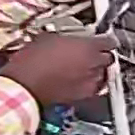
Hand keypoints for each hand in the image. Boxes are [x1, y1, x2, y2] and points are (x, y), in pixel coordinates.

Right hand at [0, 32, 116, 106]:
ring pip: (104, 73)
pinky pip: (96, 86)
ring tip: (83, 68)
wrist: (25, 84)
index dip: (106, 41)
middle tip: (91, 54)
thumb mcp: (49, 39)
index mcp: (86, 47)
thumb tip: (72, 41)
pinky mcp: (86, 94)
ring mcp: (92, 80)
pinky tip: (80, 80)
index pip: (109, 42)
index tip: (103, 40)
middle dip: (102, 56)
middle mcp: (93, 64)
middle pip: (109, 58)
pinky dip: (92, 83)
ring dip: (97, 70)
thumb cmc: (32, 60)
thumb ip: (69, 39)